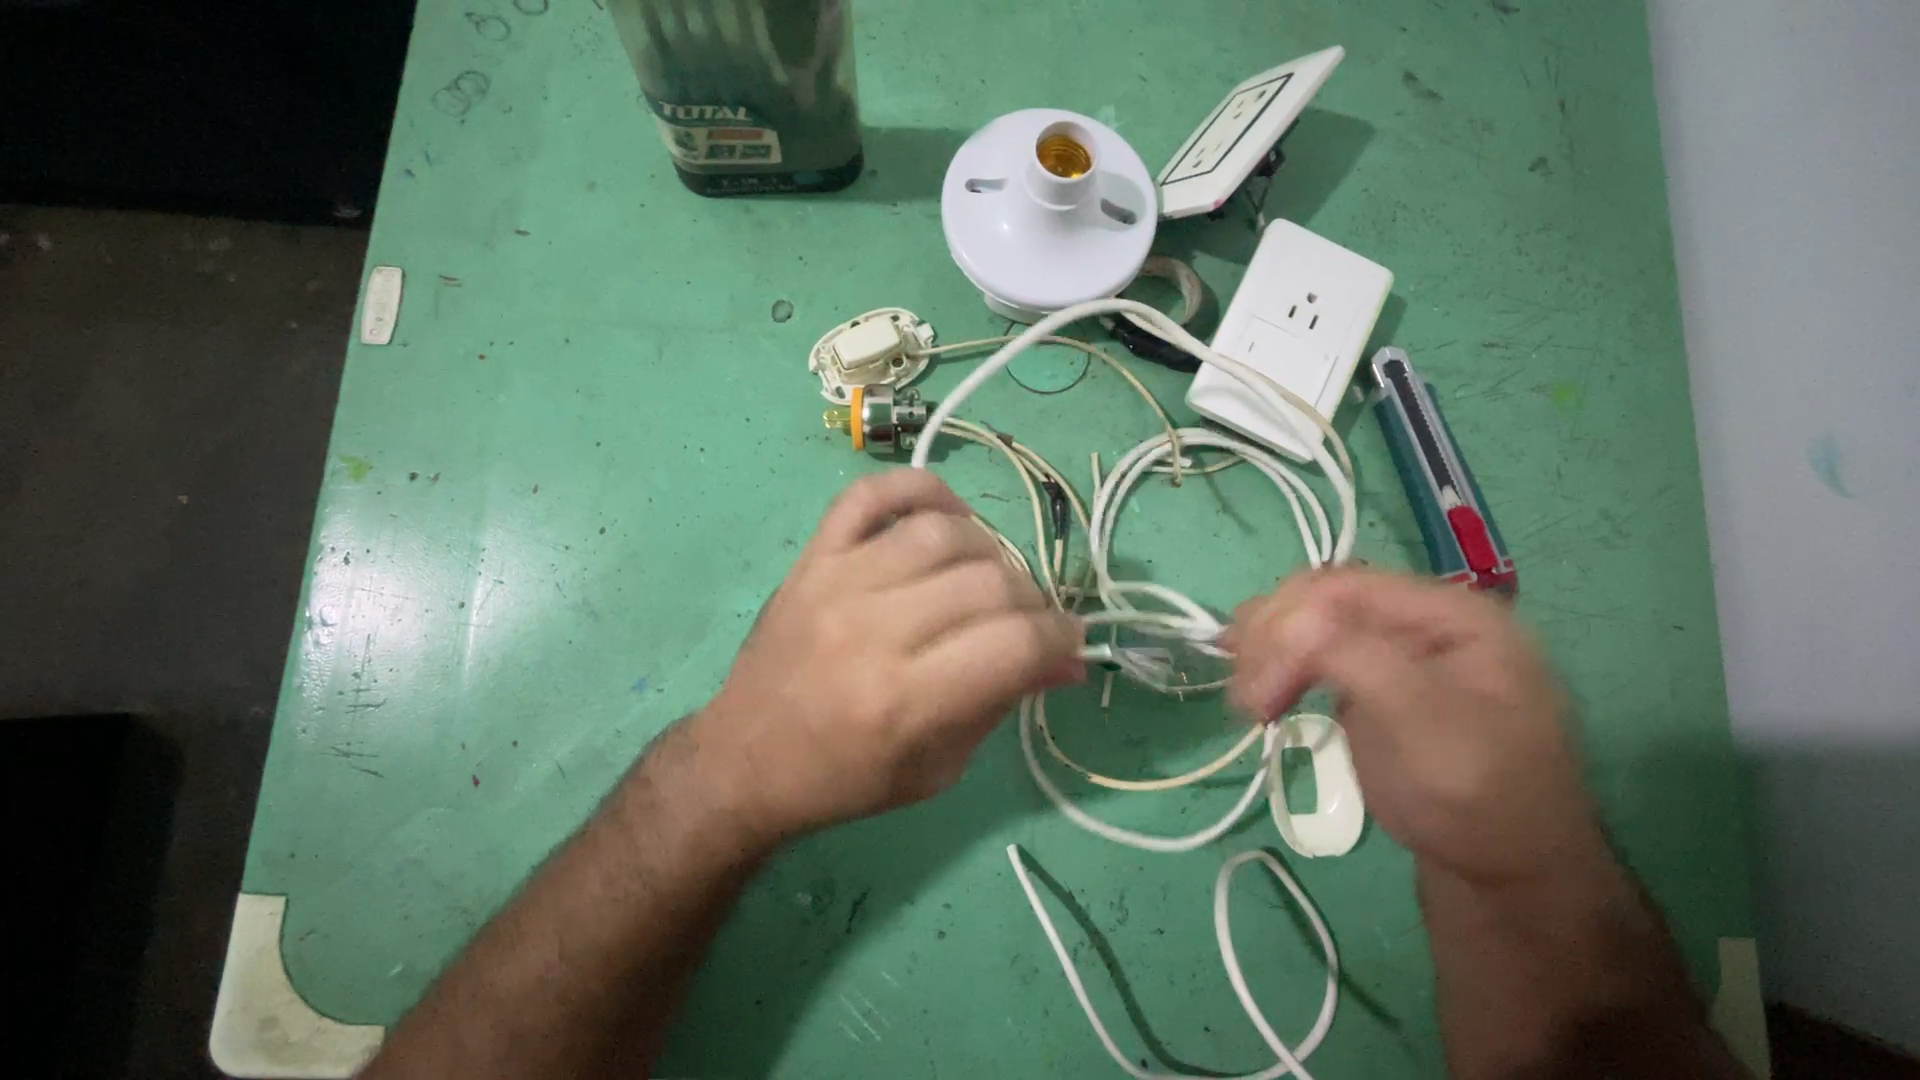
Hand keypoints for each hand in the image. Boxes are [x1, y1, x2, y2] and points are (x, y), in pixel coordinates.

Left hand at [693, 469, 1083, 839]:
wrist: (747, 759)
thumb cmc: (848, 778)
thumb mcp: (939, 766)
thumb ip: (1004, 702)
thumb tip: (1070, 659)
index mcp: (905, 699)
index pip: (1015, 642)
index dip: (1060, 637)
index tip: (1066, 642)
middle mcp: (872, 631)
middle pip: (989, 581)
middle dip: (1030, 601)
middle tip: (1026, 622)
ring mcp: (837, 583)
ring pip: (941, 532)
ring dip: (988, 550)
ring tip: (987, 578)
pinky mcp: (812, 558)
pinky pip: (871, 495)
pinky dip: (920, 490)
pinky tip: (947, 517)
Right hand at [1224, 568, 1601, 883]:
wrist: (1502, 866)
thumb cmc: (1479, 797)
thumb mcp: (1428, 726)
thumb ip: (1359, 660)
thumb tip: (1284, 615)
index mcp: (1449, 613)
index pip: (1345, 589)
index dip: (1288, 625)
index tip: (1257, 688)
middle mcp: (1417, 617)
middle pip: (1318, 598)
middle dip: (1271, 637)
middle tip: (1245, 699)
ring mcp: (1389, 646)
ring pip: (1305, 620)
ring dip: (1263, 648)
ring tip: (1245, 698)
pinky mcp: (1364, 675)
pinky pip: (1308, 650)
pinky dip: (1273, 662)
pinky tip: (1251, 683)